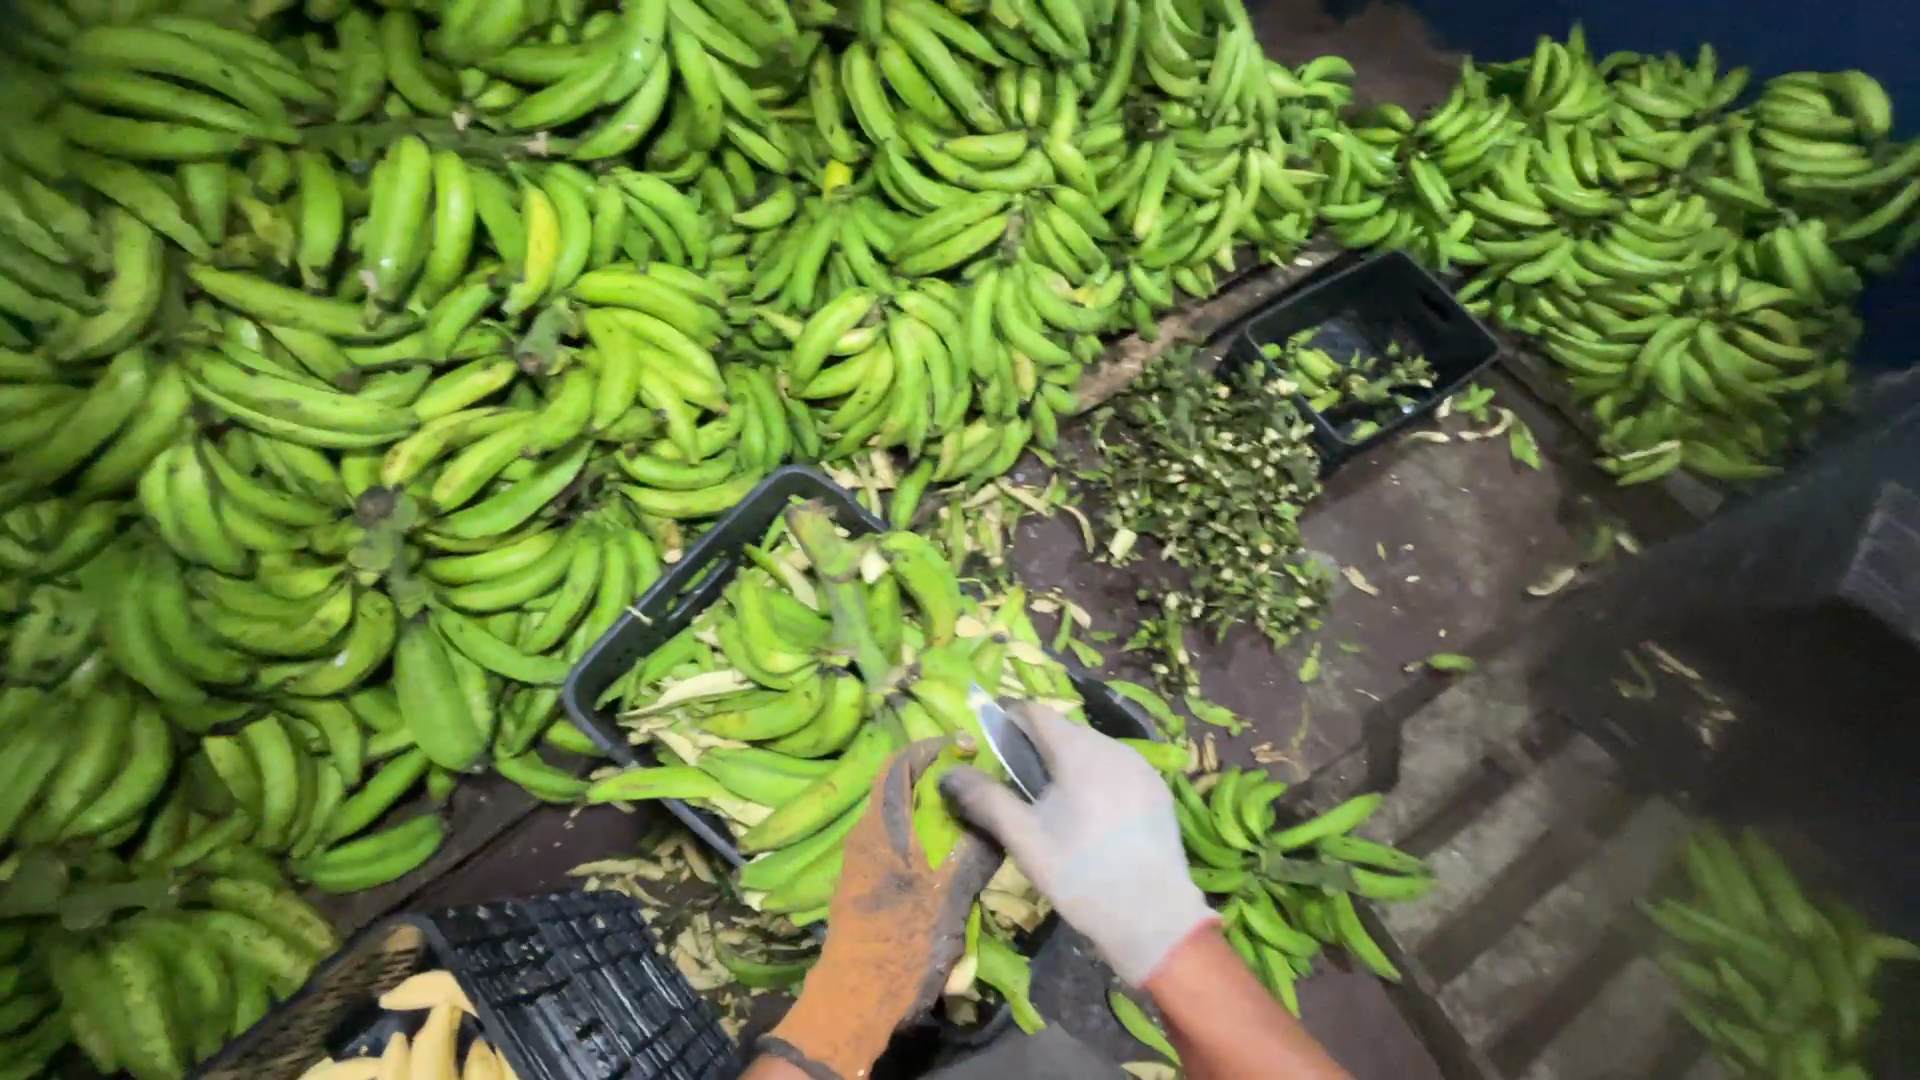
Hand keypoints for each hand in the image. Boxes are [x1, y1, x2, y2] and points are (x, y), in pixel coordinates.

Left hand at [760, 738, 999, 1079]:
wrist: (855, 1000)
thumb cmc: (902, 942)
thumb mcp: (950, 897)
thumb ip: (976, 852)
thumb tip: (1000, 816)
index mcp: (881, 826)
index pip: (899, 763)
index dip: (931, 747)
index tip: (967, 746)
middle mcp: (867, 832)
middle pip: (901, 785)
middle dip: (939, 776)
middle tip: (979, 779)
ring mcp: (864, 857)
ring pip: (900, 812)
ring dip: (933, 805)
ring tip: (974, 810)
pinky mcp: (868, 880)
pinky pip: (898, 837)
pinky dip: (925, 831)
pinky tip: (953, 849)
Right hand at [940, 706, 1215, 986]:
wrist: (1154, 920)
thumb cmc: (1080, 876)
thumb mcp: (1024, 839)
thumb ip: (986, 799)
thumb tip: (949, 774)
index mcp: (1077, 751)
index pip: (1035, 712)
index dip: (1010, 721)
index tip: (995, 746)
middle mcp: (1112, 747)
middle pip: (1065, 729)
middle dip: (1039, 746)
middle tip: (1022, 784)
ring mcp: (1141, 766)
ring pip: (1093, 747)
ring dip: (1070, 761)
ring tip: (1057, 803)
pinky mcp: (1158, 788)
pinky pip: (1118, 767)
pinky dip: (1098, 776)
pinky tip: (1095, 816)